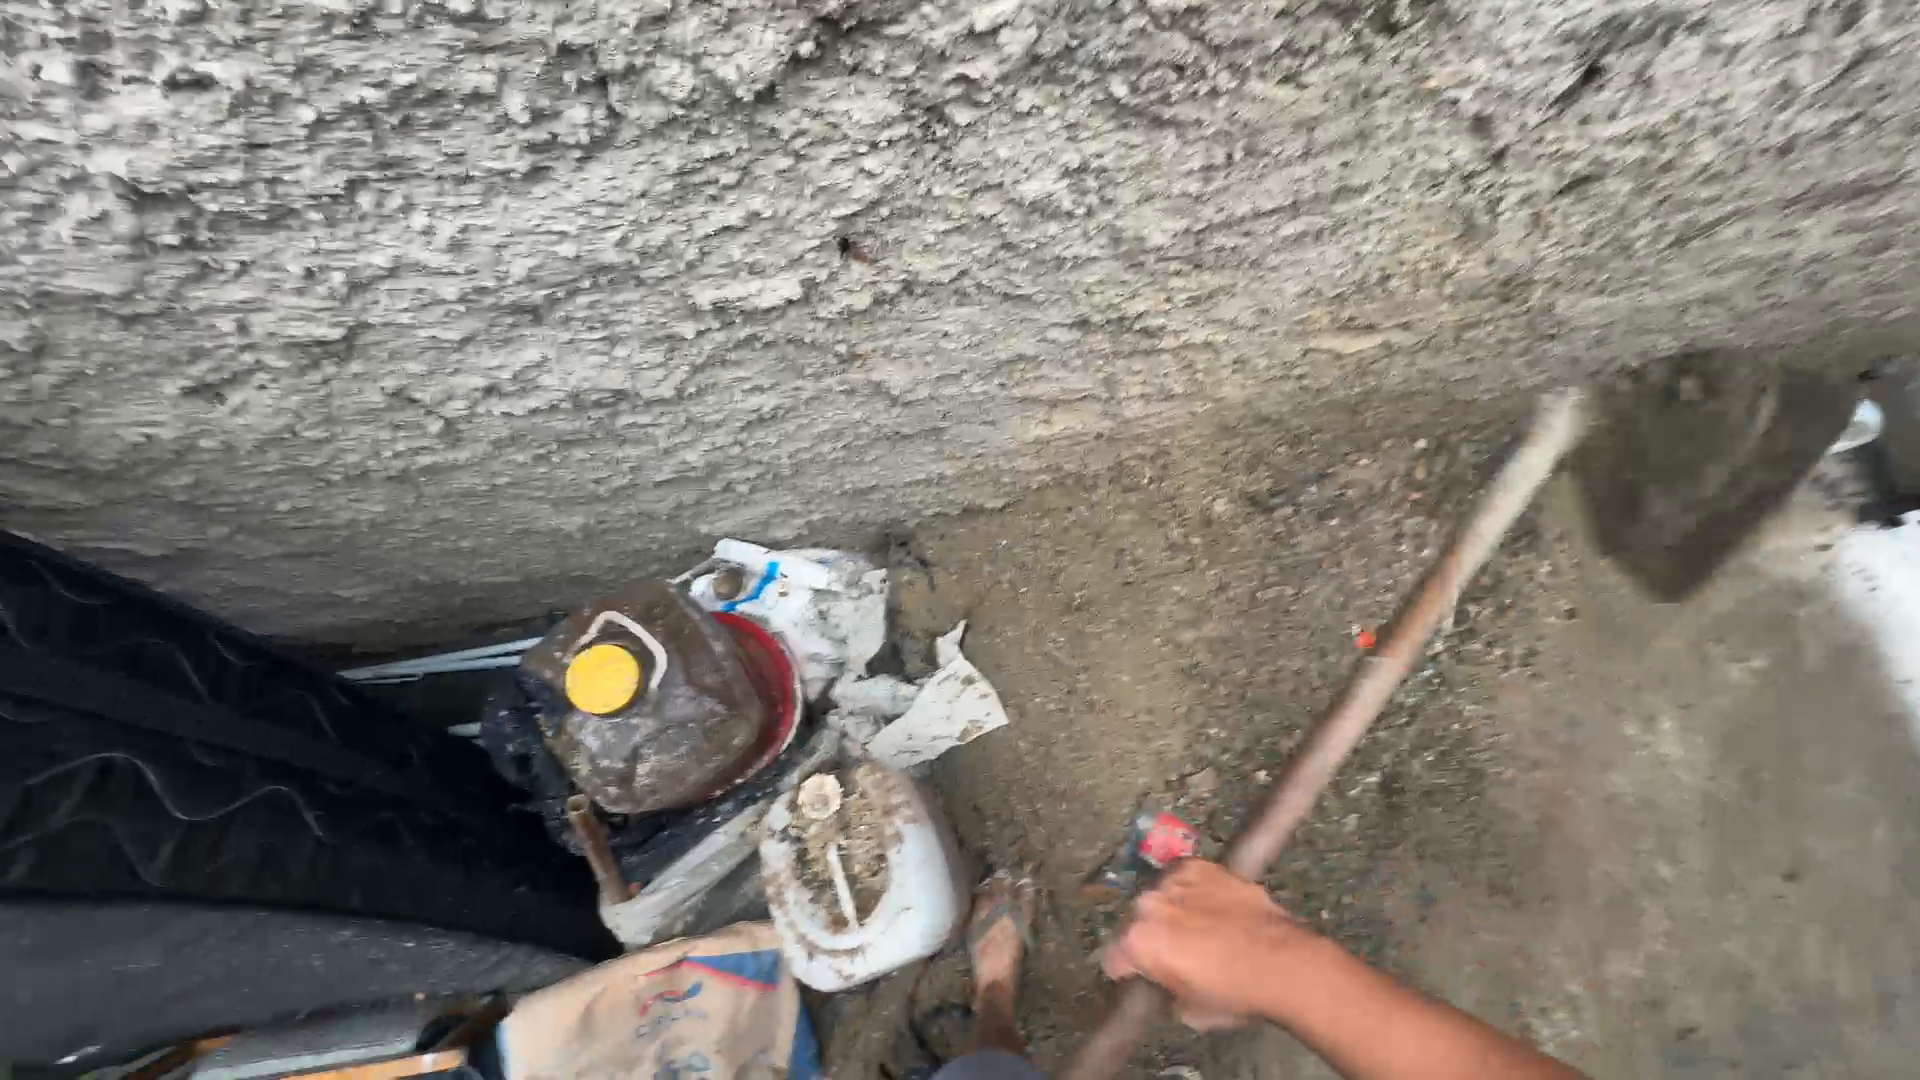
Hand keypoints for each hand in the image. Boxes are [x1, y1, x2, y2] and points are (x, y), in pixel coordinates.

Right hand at [1101, 859, 1314, 1030]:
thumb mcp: (1190, 1011)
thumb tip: (1167, 983)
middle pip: (1138, 921)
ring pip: (1161, 896)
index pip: (1114, 957)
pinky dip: (1192, 889)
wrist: (1279, 960)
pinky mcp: (1196, 864)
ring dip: (1171, 909)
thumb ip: (1165, 991)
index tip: (1143, 976)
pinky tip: (1211, 903)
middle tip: (1177, 950)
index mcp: (1138, 943)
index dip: (1128, 970)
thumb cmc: (1234, 992)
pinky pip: (1184, 877)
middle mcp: (1147, 906)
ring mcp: (1172, 881)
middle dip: (1151, 934)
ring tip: (1199, 925)